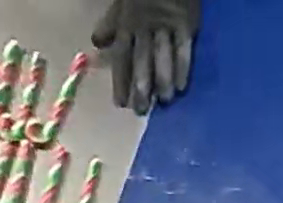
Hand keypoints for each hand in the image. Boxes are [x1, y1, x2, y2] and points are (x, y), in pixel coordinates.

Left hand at [92, 0, 199, 114]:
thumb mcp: (122, 3)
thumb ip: (110, 25)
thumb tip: (97, 44)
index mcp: (127, 23)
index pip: (122, 57)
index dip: (121, 81)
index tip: (121, 104)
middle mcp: (145, 27)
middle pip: (142, 61)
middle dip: (141, 88)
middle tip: (142, 111)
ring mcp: (166, 25)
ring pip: (163, 57)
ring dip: (163, 81)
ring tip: (164, 101)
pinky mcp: (186, 22)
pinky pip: (184, 48)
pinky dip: (183, 68)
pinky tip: (181, 87)